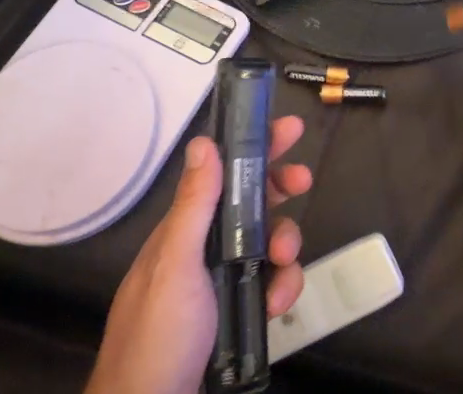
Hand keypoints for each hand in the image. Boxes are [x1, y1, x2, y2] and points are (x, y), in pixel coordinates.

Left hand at [84, 118, 313, 393]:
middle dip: (280, 191)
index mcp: (184, 230)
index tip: (289, 130)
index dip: (254, 149)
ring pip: (268, 243)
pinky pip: (271, 283)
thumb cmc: (159, 332)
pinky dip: (282, 288)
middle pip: (252, 203)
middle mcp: (204, 249)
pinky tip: (276, 306)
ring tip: (283, 266)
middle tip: (303, 184)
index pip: (222, 174)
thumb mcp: (175, 265)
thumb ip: (193, 205)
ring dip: (285, 246)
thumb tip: (204, 141)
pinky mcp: (238, 310)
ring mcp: (222, 281)